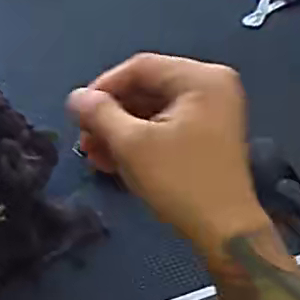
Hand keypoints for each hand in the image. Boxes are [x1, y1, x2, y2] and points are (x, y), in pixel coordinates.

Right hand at [67, 53, 269, 255]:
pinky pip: (166, 130)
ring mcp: (212, 115)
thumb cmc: (180, 182)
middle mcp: (211, 88)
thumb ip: (100, 115)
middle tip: (83, 139)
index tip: (76, 113)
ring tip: (92, 155)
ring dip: (120, 132)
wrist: (224, 231)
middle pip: (147, 90)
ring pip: (153, 113)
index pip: (140, 68)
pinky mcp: (208, 140)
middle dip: (110, 115)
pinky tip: (113, 161)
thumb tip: (75, 97)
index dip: (102, 88)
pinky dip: (140, 143)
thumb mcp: (133, 146)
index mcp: (201, 79)